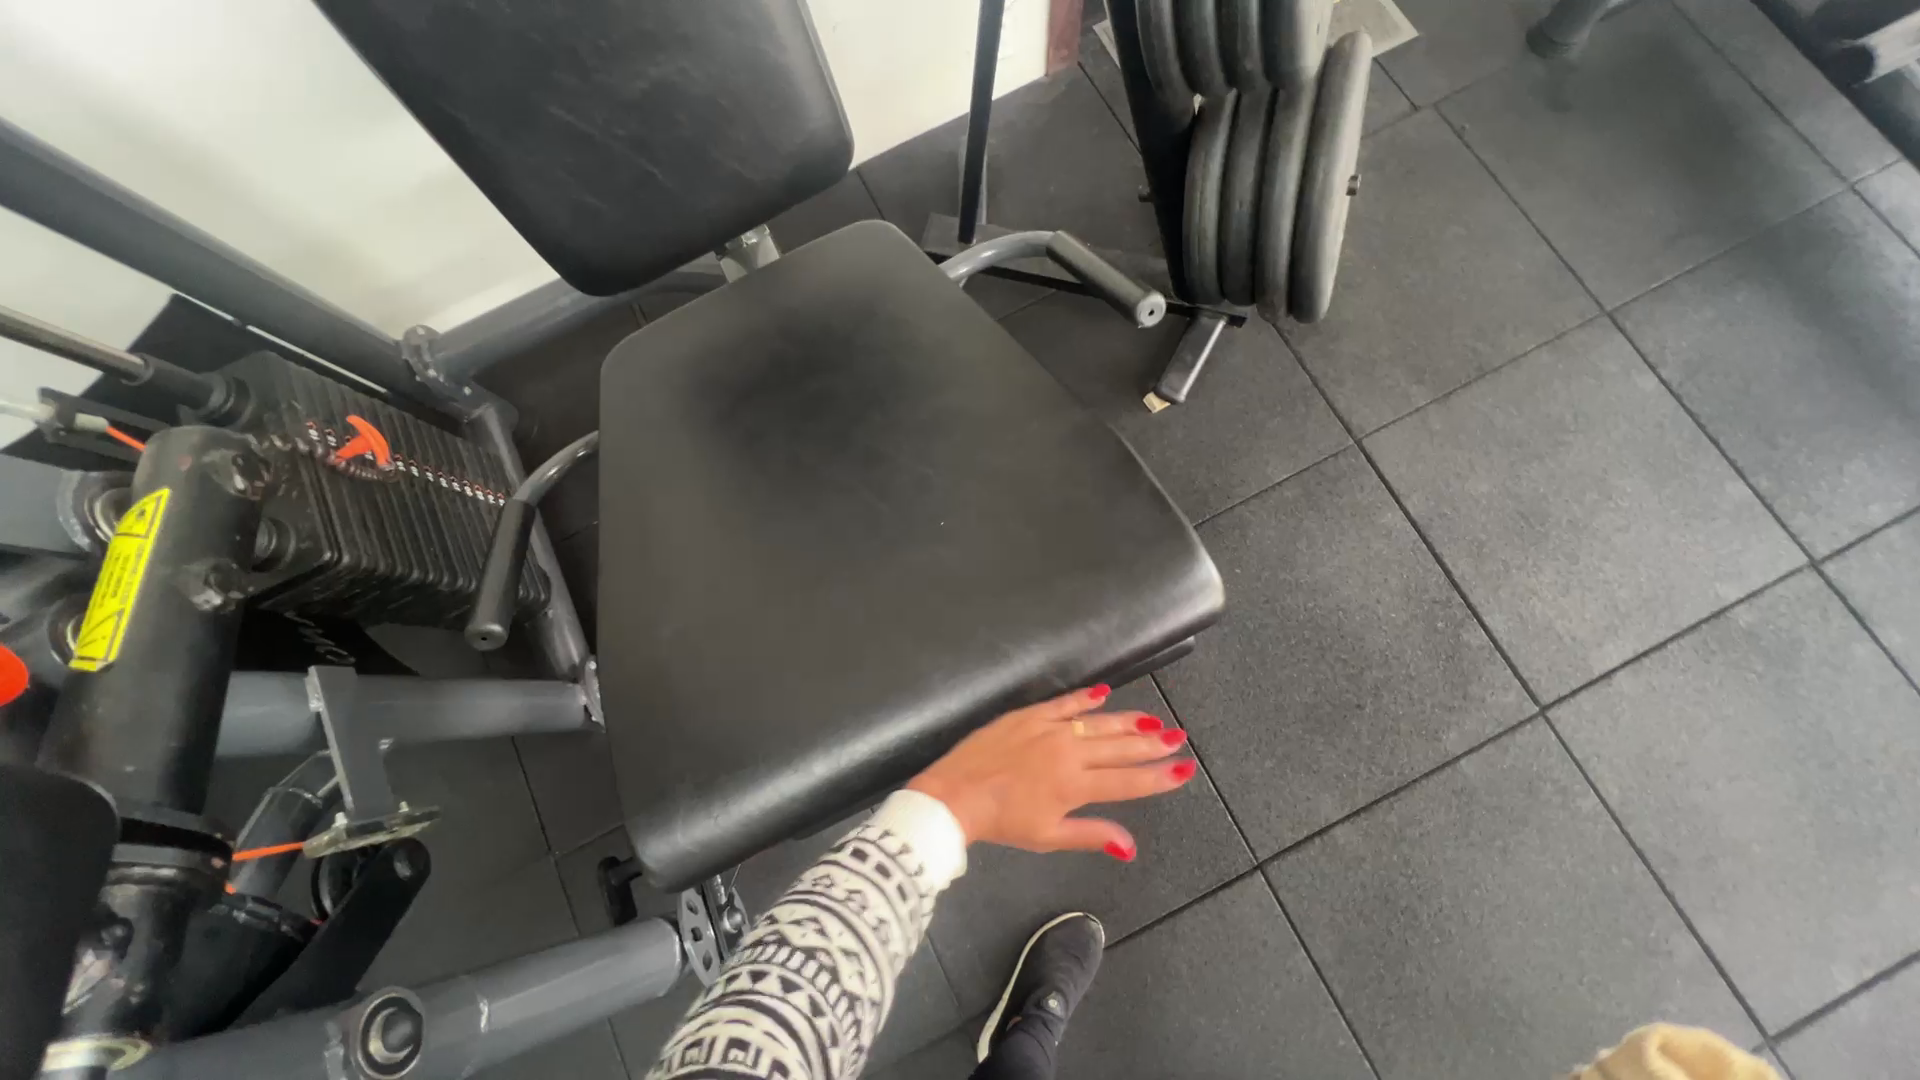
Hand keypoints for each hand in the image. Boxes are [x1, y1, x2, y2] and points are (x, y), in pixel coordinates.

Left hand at [905, 685, 1195, 861]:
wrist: (957, 794)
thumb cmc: (1002, 821)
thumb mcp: (1048, 836)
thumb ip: (1091, 835)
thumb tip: (1130, 846)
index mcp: (1076, 786)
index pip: (1128, 781)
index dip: (1159, 777)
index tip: (1184, 769)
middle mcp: (1069, 753)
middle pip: (1120, 748)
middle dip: (1153, 744)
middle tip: (1179, 736)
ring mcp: (1049, 730)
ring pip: (1098, 723)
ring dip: (1128, 721)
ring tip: (1153, 719)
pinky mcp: (1029, 715)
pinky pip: (1064, 703)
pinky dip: (1085, 698)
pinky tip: (1104, 692)